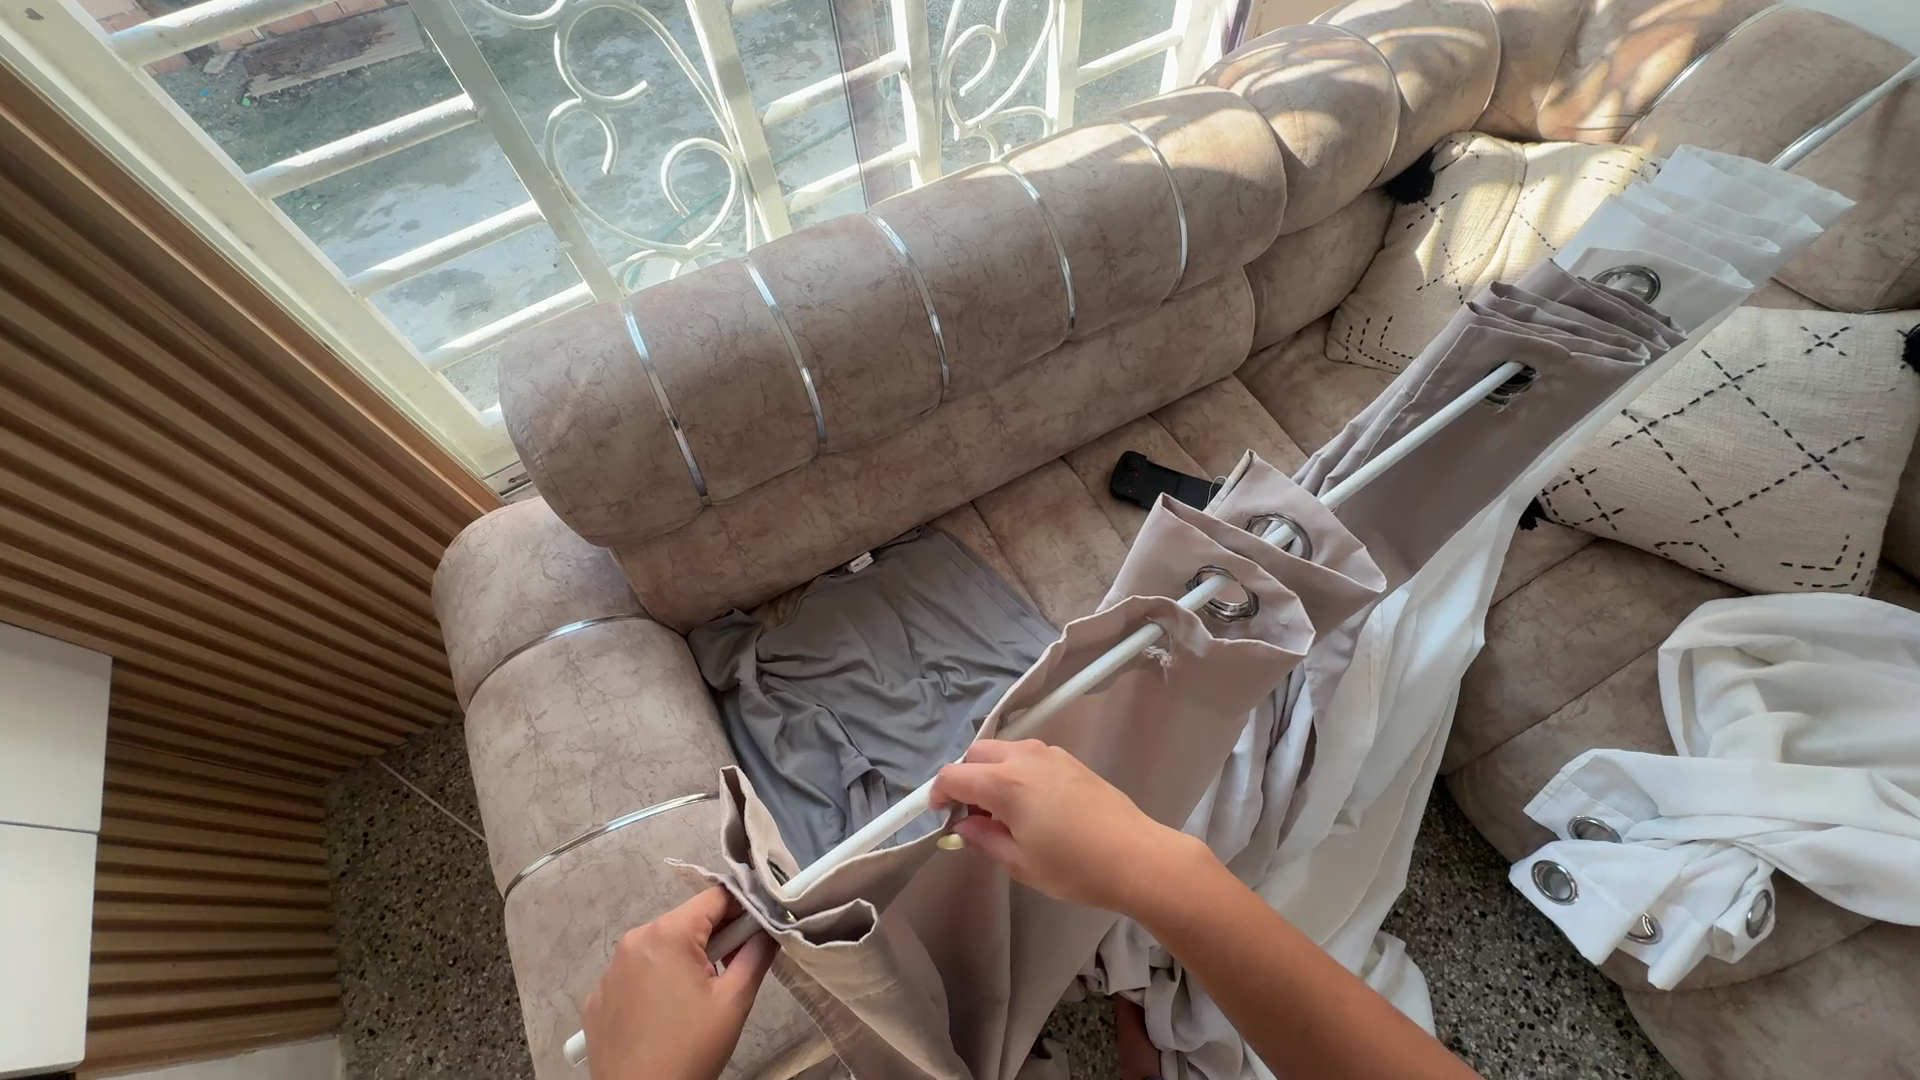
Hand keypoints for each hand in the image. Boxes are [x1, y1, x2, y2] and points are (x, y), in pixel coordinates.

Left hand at [582, 887, 774, 1079]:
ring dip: (685, 958)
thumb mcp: (735, 1000)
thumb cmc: (691, 1051)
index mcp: (668, 933)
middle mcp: (634, 940)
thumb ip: (757, 952)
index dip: (743, 907)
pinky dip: (655, 981)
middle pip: (688, 920)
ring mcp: (610, 971)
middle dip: (715, 937)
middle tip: (731, 969)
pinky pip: (636, 973)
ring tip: (698, 997)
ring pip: (662, 945)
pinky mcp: (597, 999)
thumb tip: (769, 926)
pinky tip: (664, 1015)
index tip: (757, 931)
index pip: (716, 896)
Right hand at [929, 739, 1202, 913]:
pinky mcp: (1069, 759)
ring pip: (1003, 751)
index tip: (938, 815)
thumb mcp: (1020, 863)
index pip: (954, 775)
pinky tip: (1030, 804)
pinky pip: (1028, 756)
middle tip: (970, 815)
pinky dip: (1015, 771)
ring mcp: (1049, 753)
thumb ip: (984, 838)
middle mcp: (1023, 757)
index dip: (938, 793)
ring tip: (1001, 812)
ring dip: (991, 772)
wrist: (1136, 856)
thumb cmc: (1074, 867)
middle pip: (976, 754)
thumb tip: (963, 826)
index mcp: (1005, 782)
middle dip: (965, 778)